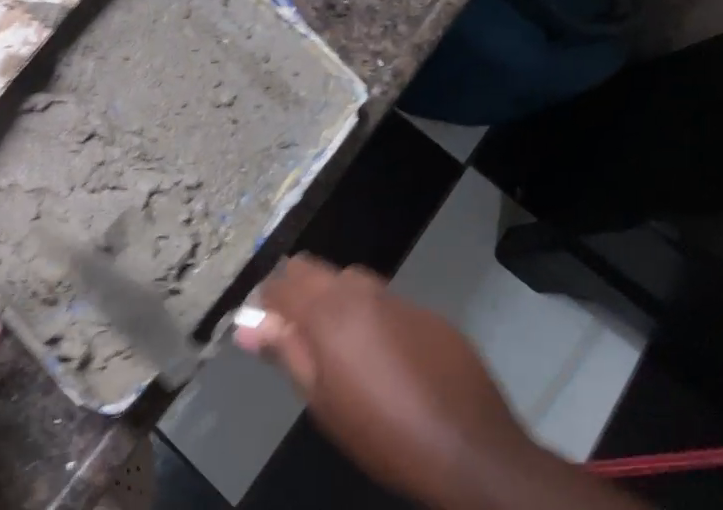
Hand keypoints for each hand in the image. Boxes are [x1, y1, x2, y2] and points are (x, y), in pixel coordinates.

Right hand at [233, 255, 532, 508]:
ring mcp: (399, 300)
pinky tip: (390, 357)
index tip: (270, 336)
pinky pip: (389, 303)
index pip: (277, 285)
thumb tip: (247, 327)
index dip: (266, 308)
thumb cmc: (384, 432)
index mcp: (326, 312)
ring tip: (347, 343)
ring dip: (337, 299)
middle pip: (311, 269)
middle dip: (298, 292)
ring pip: (351, 280)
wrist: (475, 455)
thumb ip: (284, 353)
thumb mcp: (322, 401)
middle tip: (304, 336)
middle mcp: (359, 293)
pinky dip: (376, 317)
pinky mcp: (432, 316)